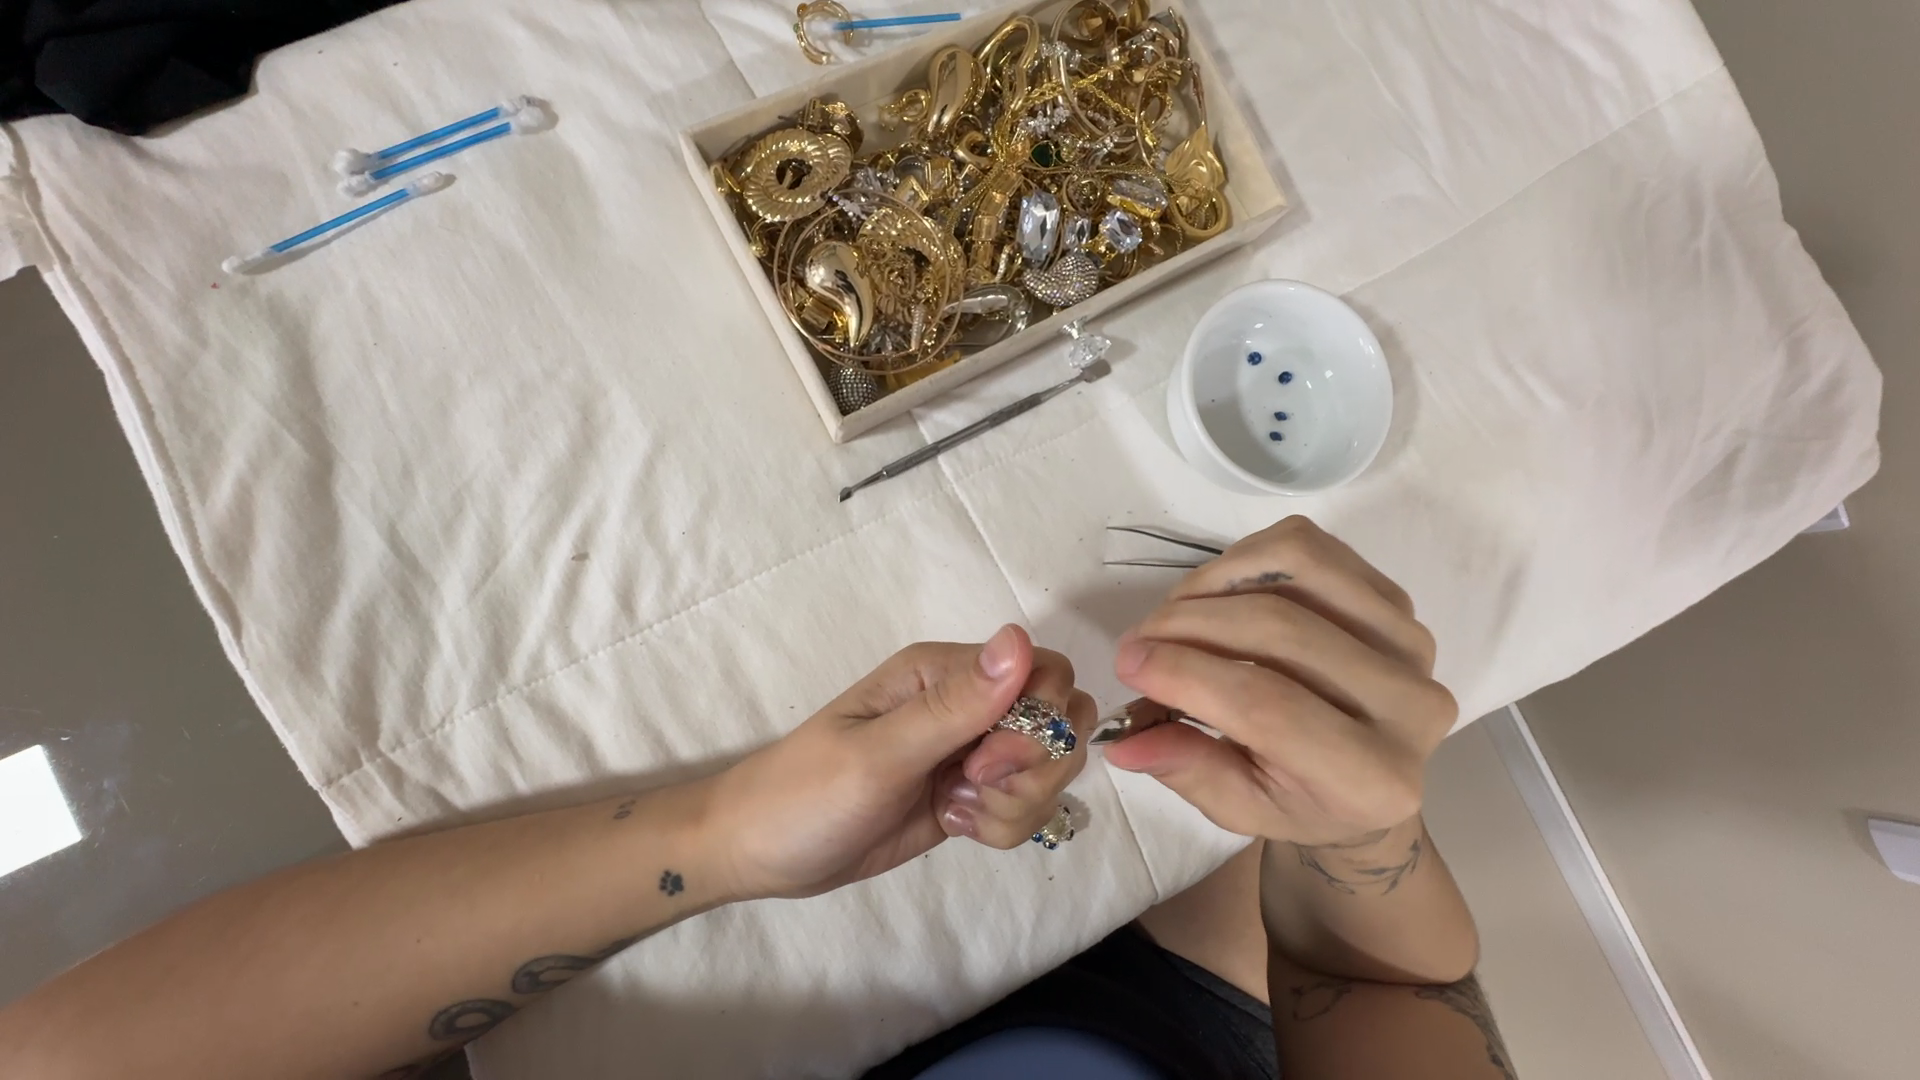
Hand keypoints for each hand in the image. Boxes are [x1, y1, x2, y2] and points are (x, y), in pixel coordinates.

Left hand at [708, 625, 1094, 900]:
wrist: (763, 853)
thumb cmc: (806, 794)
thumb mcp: (879, 754)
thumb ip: (954, 706)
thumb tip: (1020, 640)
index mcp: (943, 673)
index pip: (1043, 673)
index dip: (1038, 723)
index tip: (987, 765)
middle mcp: (967, 702)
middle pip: (1059, 720)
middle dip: (1035, 768)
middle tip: (973, 789)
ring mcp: (971, 749)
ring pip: (1049, 767)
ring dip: (1018, 803)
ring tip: (957, 813)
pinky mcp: (972, 791)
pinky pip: (1025, 804)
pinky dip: (1004, 824)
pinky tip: (955, 825)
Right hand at [1104, 517, 1456, 846]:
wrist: (1369, 772)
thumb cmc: (1298, 798)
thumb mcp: (1238, 806)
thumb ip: (1186, 770)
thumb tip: (1121, 741)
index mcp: (1372, 777)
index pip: (1269, 707)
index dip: (1187, 674)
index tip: (1127, 662)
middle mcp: (1410, 705)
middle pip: (1279, 630)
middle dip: (1186, 625)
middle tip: (1136, 640)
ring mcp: (1409, 641)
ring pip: (1295, 570)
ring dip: (1212, 583)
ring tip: (1174, 614)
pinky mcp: (1394, 598)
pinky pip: (1307, 547)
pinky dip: (1244, 557)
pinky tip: (1217, 591)